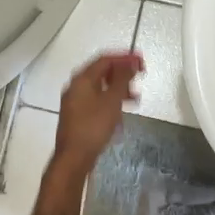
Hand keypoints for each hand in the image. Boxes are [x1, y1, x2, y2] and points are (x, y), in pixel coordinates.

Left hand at [53, 51, 144, 171]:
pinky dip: (110, 100)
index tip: (141, 62)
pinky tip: (120, 112)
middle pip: (101, 72)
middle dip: (122, 74)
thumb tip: (130, 63)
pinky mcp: (77, 115)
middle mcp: (76, 86)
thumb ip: (123, 79)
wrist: (73, 157)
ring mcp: (74, 101)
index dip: (124, 58)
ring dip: (118, 89)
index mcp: (82, 79)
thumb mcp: (112, 101)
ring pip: (99, 87)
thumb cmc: (94, 126)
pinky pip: (96, 100)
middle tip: (139, 78)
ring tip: (134, 98)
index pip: (105, 59)